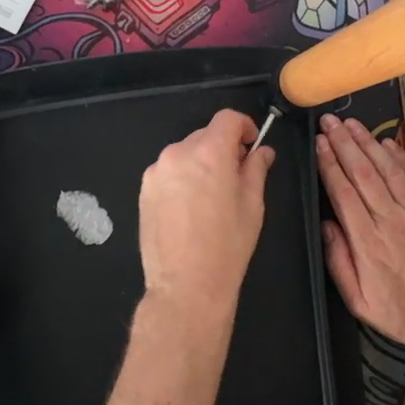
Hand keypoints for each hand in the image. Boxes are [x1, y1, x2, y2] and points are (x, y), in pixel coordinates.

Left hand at [138, 109, 274, 315]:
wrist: (186, 286)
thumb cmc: (227, 246)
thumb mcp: (252, 205)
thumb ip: (256, 169)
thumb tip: (261, 151)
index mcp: (209, 152)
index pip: (227, 118)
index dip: (243, 126)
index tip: (250, 144)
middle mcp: (179, 153)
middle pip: (205, 135)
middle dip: (222, 149)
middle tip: (236, 176)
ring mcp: (157, 171)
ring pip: (185, 154)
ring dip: (200, 164)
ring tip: (211, 198)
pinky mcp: (144, 189)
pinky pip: (168, 172)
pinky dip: (182, 179)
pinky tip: (189, 209)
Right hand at [317, 114, 404, 360]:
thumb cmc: (402, 314)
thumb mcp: (359, 301)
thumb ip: (338, 260)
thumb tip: (325, 223)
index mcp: (368, 243)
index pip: (343, 191)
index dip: (329, 163)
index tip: (319, 142)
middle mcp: (392, 221)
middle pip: (363, 172)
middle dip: (344, 143)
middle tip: (330, 121)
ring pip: (389, 169)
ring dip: (368, 143)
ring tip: (352, 124)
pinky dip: (401, 158)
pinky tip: (387, 142)